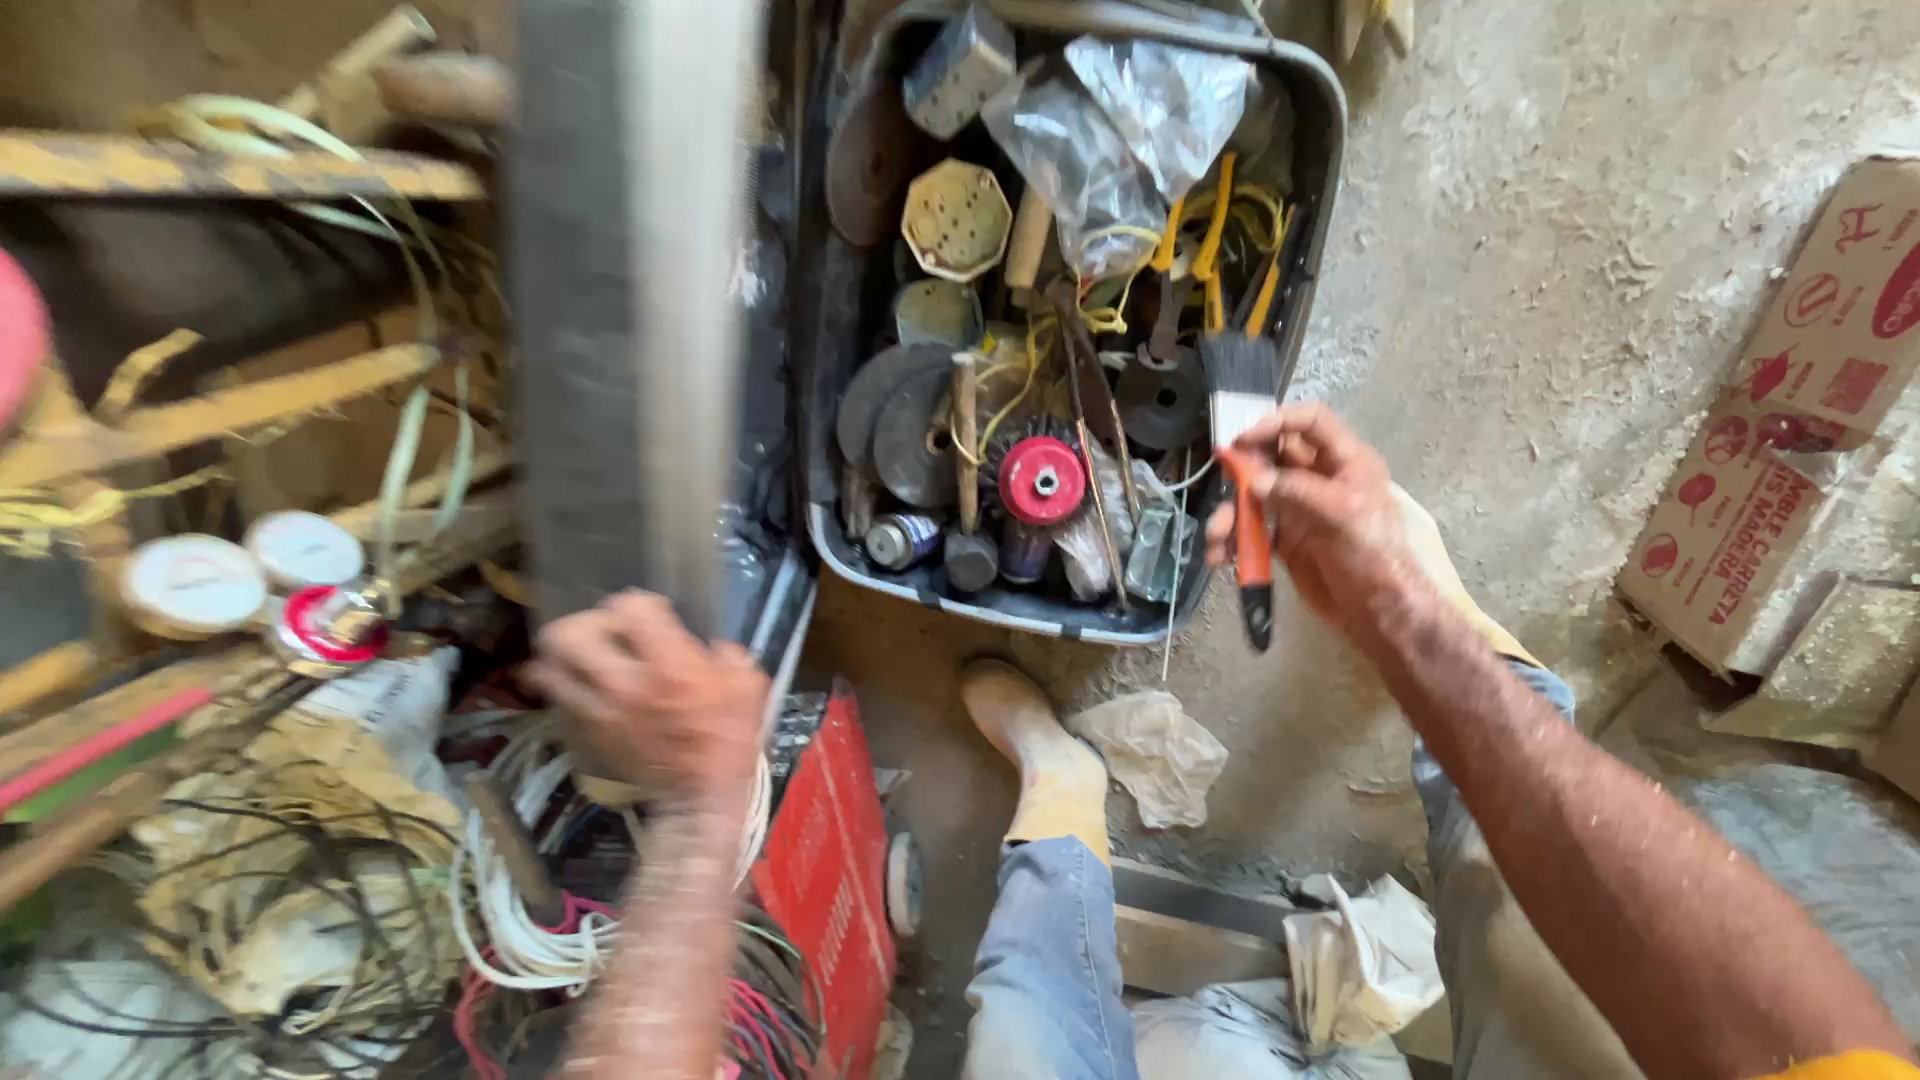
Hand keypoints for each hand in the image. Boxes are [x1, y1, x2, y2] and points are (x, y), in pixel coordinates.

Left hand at [527, 590, 767, 795]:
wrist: (701, 796)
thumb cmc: (730, 738)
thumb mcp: (749, 685)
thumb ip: (728, 655)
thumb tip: (710, 647)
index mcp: (670, 666)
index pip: (630, 608)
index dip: (639, 603)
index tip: (653, 613)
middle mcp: (627, 684)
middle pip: (570, 634)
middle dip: (586, 623)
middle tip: (608, 632)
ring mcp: (600, 711)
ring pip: (548, 668)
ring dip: (561, 656)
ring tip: (583, 656)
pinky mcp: (588, 734)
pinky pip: (558, 700)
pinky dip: (565, 687)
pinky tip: (586, 687)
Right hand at [1204, 405, 1432, 633]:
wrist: (1380, 611)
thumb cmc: (1376, 555)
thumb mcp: (1344, 514)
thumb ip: (1298, 491)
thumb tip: (1253, 482)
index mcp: (1345, 462)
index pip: (1311, 422)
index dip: (1277, 421)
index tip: (1244, 439)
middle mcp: (1319, 479)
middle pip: (1272, 457)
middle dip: (1243, 469)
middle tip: (1221, 479)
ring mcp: (1300, 510)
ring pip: (1254, 496)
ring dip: (1230, 514)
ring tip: (1217, 538)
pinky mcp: (1285, 540)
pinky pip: (1251, 531)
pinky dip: (1232, 542)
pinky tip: (1221, 558)